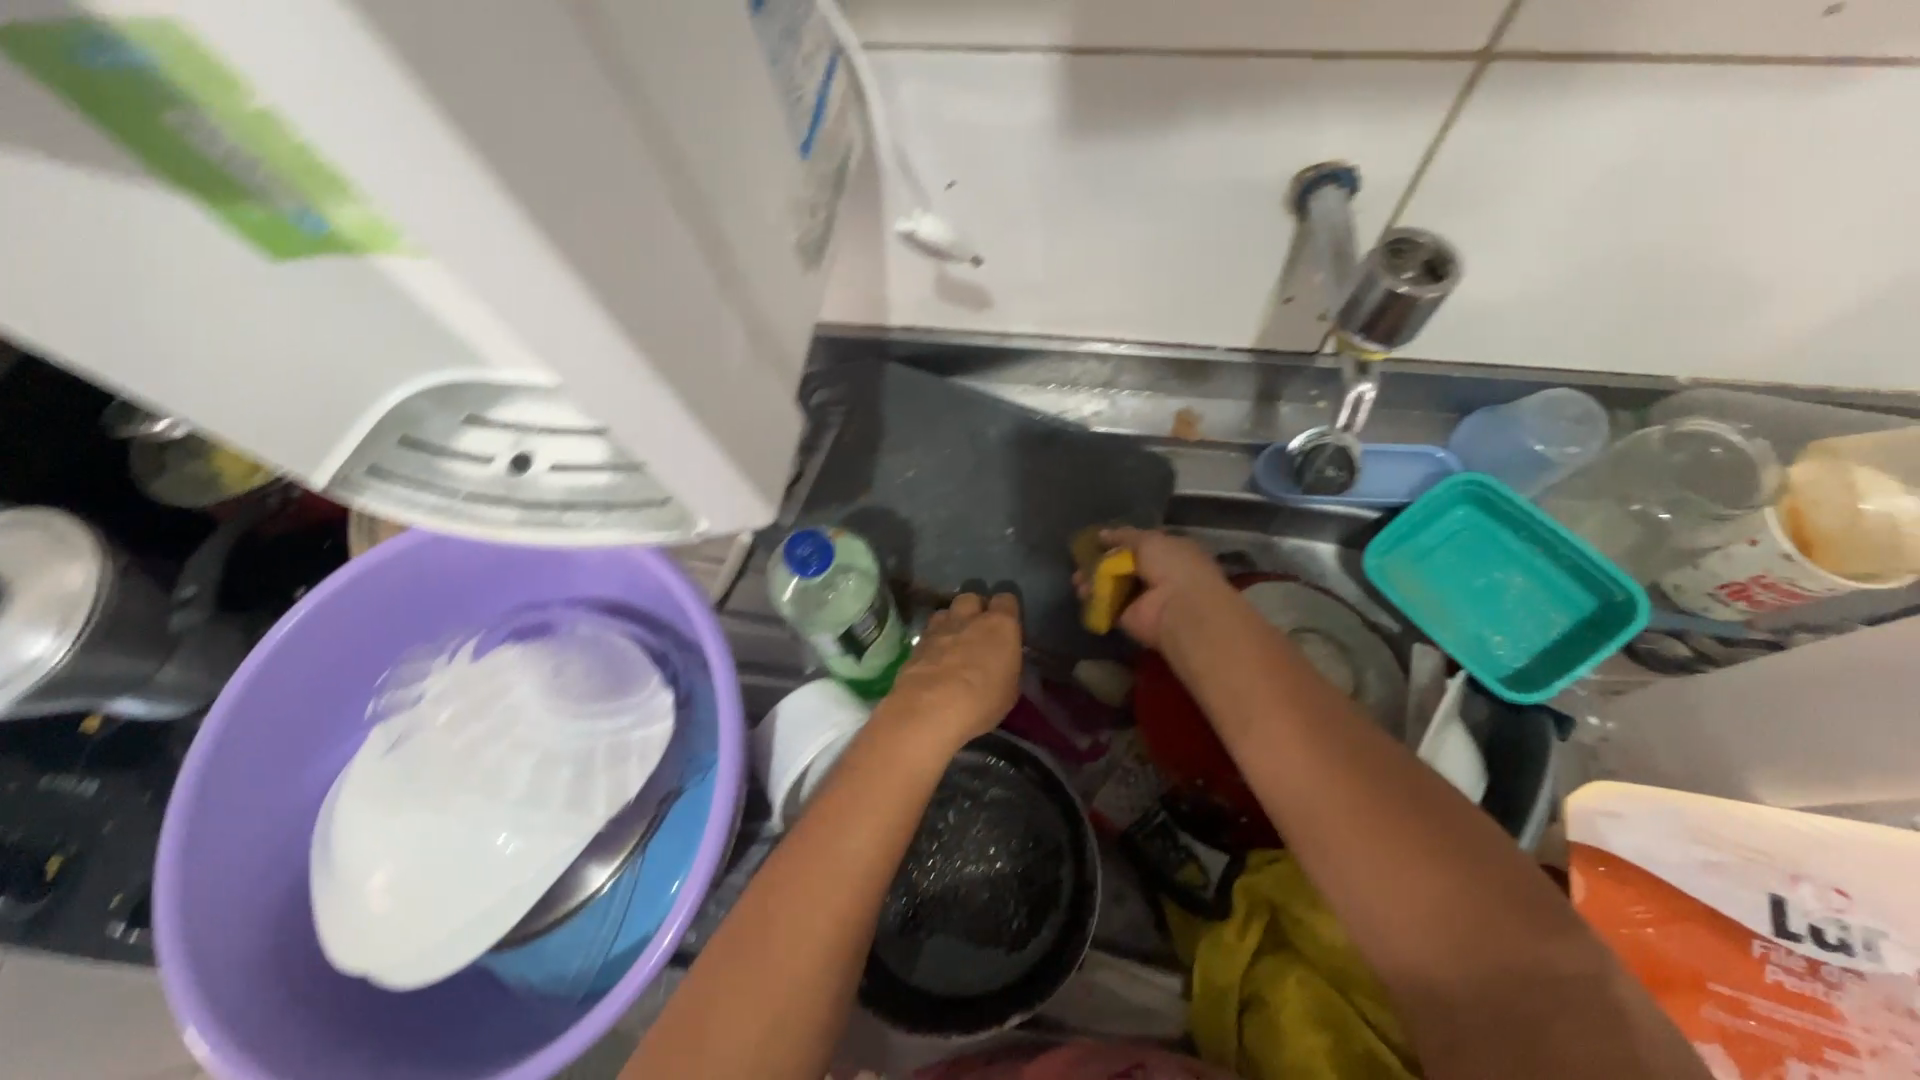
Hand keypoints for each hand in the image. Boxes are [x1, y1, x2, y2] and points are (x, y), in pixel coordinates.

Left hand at [875, 592, 1022, 753]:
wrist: (931, 708)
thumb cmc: (982, 701)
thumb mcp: (1010, 690)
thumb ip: (1007, 667)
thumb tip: (1003, 664)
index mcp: (1000, 625)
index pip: (1006, 600)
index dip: (1006, 611)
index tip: (1007, 625)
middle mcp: (969, 618)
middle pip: (972, 598)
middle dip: (975, 610)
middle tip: (978, 631)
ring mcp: (939, 628)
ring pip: (946, 611)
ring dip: (951, 622)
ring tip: (953, 642)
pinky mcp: (916, 643)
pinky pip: (929, 632)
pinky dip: (933, 640)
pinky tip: (935, 658)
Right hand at [1082, 528, 1234, 649]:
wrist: (1179, 608)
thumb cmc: (1173, 565)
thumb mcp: (1149, 540)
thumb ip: (1124, 536)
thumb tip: (1102, 534)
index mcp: (1170, 552)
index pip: (1140, 545)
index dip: (1118, 541)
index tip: (1097, 540)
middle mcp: (1157, 574)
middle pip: (1122, 566)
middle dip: (1100, 562)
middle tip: (1080, 560)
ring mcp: (1143, 598)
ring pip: (1113, 585)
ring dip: (1093, 581)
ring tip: (1076, 578)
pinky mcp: (1130, 618)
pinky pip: (1108, 606)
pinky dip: (1094, 599)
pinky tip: (1081, 592)